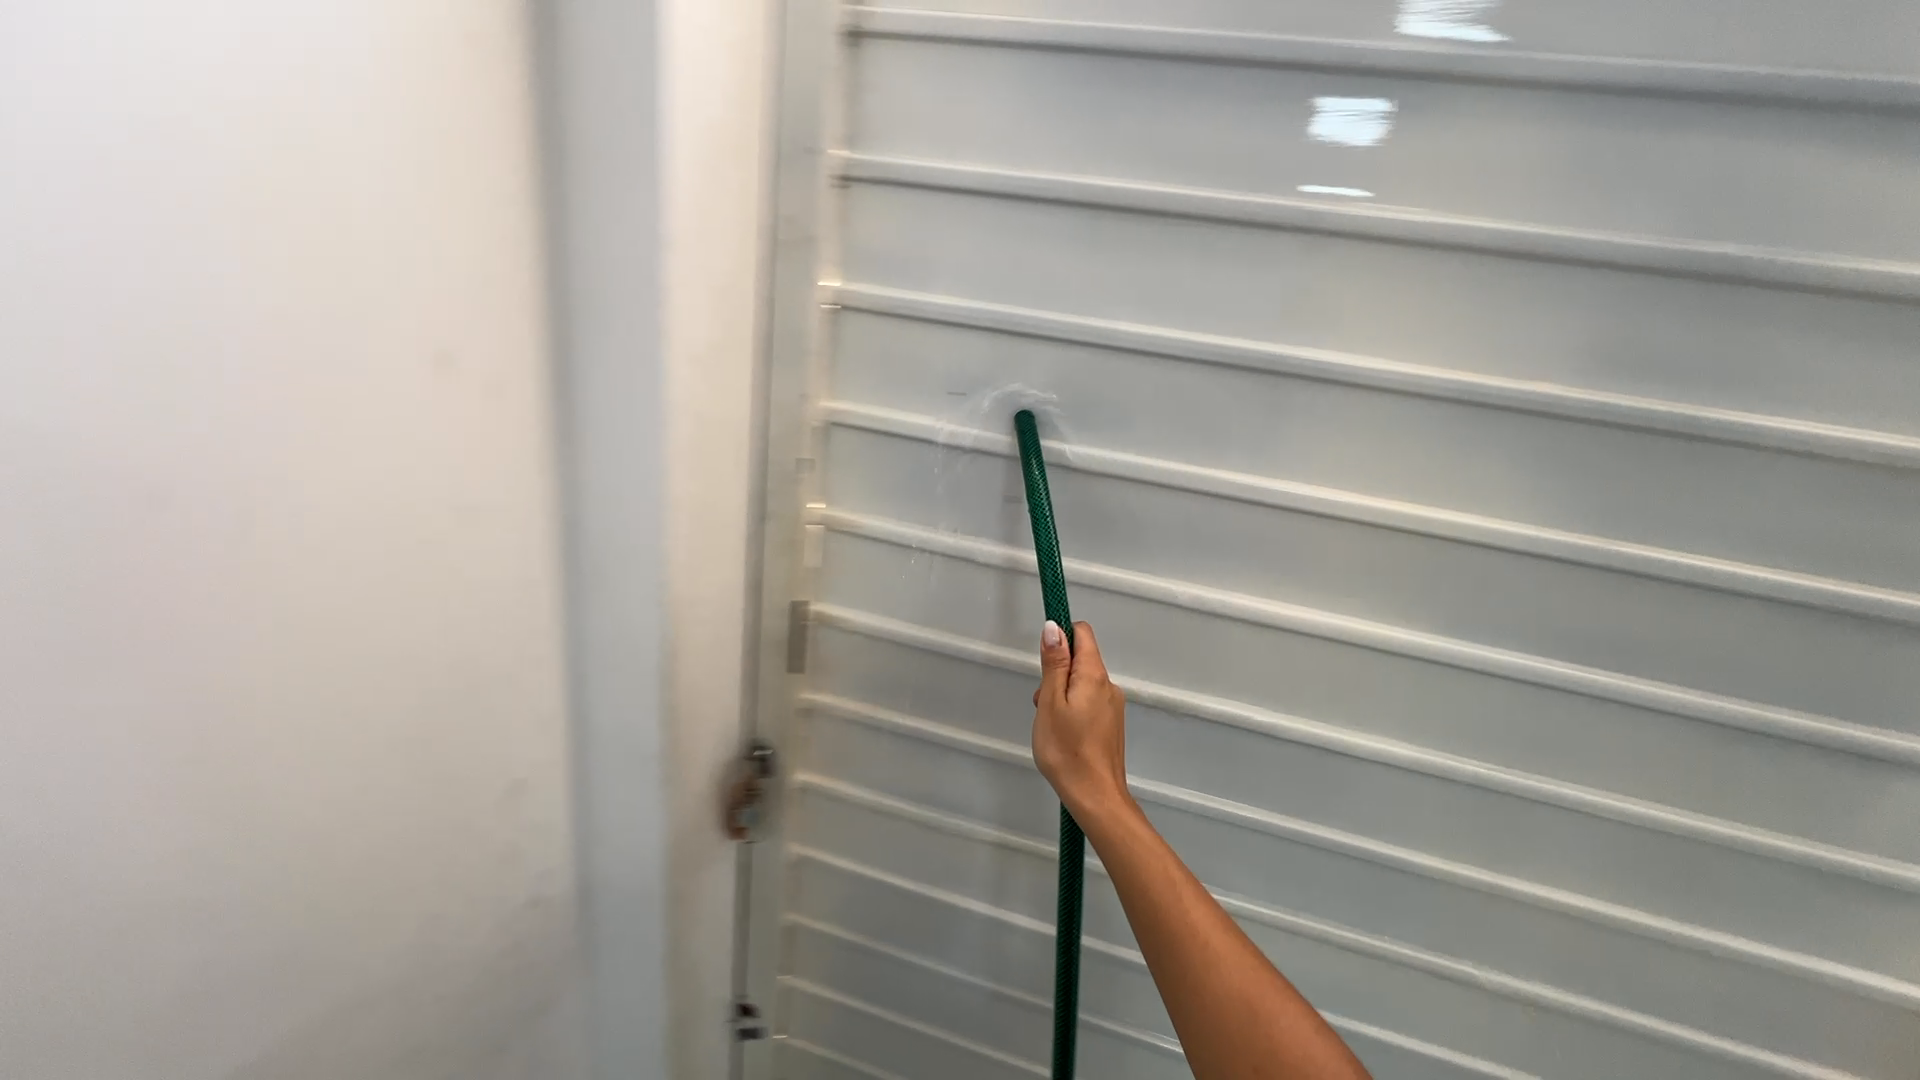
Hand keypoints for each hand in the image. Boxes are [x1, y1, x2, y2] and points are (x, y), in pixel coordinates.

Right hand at [1033, 620, 1130, 820]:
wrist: (1095, 796)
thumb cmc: (1066, 750)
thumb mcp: (1050, 702)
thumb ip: (1054, 663)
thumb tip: (1054, 627)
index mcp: (1094, 675)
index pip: (1082, 633)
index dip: (1060, 636)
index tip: (1044, 659)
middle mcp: (1109, 686)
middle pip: (1081, 660)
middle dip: (1056, 673)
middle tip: (1042, 704)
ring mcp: (1113, 706)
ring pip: (1082, 684)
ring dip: (1062, 694)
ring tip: (1051, 725)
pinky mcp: (1112, 724)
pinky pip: (1089, 703)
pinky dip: (1072, 710)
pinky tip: (1064, 734)